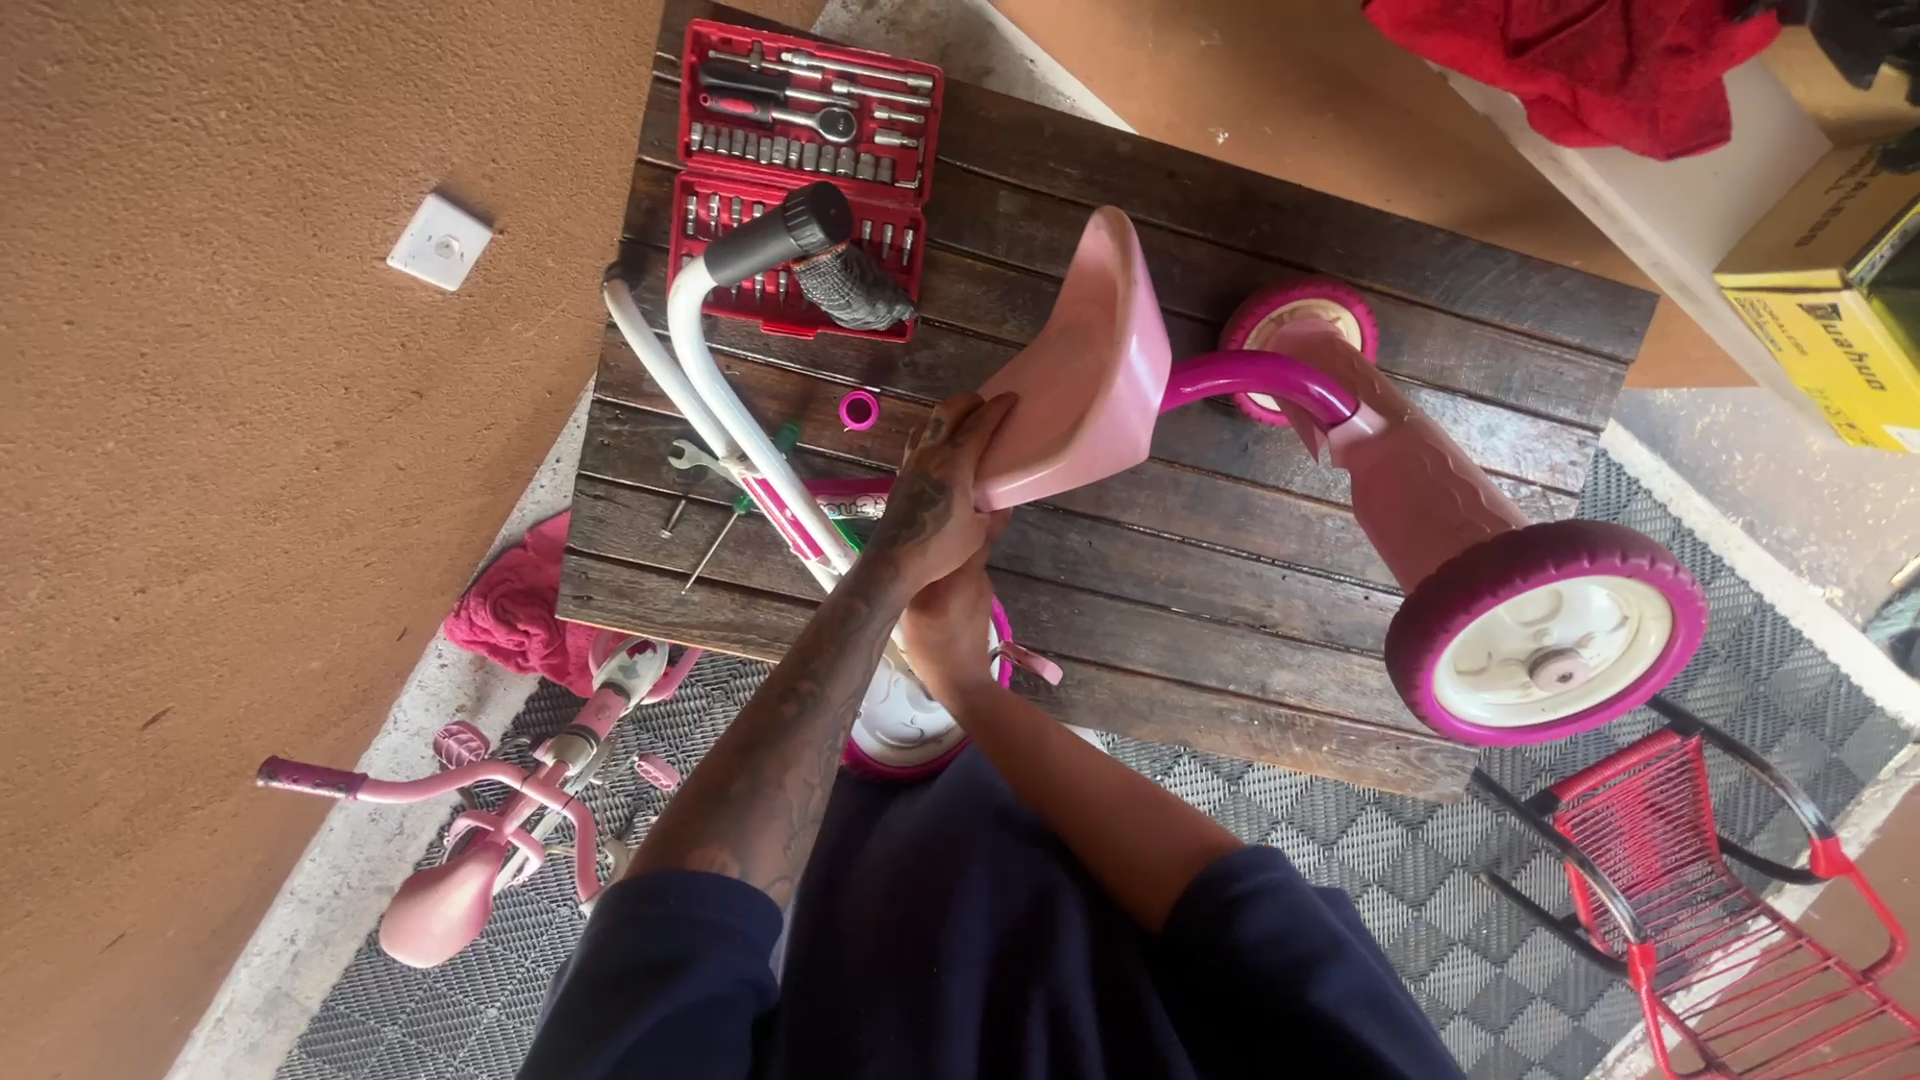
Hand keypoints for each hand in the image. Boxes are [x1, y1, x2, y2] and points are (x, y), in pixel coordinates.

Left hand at [865, 392, 1015, 593]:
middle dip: (968, 402)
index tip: (1010, 398)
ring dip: (946, 416)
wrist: (893, 562)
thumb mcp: (977, 533)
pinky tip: (937, 451)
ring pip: (927, 423)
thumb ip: (991, 513)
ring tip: (960, 424)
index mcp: (955, 464)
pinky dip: (931, 435)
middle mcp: (930, 455)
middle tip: (984, 405)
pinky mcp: (900, 475)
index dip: (997, 409)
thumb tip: (1001, 504)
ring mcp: (911, 463)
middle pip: (947, 411)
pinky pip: (916, 443)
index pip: (979, 425)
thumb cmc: (939, 549)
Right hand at [900, 510, 1010, 703]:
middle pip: (972, 534)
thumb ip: (914, 575)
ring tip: (929, 535)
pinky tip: (936, 570)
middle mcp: (977, 573)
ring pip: (968, 552)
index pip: (978, 528)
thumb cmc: (933, 649)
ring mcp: (983, 585)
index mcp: (960, 573)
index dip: (977, 503)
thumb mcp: (912, 611)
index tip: (972, 479)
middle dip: (961, 515)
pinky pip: (967, 569)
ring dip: (954, 541)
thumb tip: (909, 542)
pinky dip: (954, 563)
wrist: (962, 682)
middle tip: (941, 499)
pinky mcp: (982, 597)